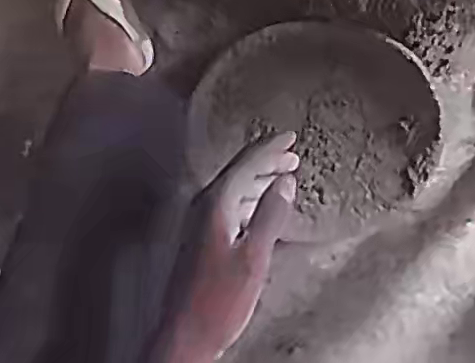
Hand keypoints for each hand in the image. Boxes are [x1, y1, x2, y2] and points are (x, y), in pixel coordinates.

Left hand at [159, 132, 299, 362]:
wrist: (183, 337)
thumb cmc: (217, 301)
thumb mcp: (254, 257)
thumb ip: (270, 215)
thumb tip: (285, 181)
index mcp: (216, 201)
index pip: (248, 162)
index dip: (271, 148)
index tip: (290, 138)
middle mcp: (205, 203)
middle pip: (240, 169)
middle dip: (267, 160)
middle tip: (291, 155)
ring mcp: (200, 219)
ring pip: (235, 185)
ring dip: (260, 178)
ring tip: (282, 176)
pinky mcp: (201, 235)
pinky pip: (230, 201)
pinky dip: (250, 197)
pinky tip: (261, 207)